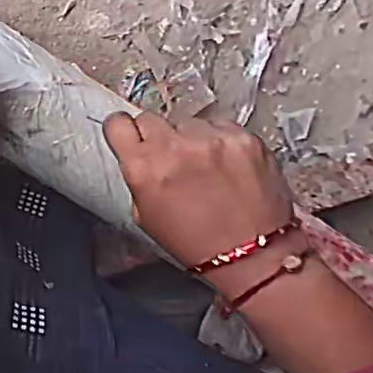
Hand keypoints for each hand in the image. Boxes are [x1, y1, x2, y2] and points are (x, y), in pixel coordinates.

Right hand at [101, 110, 296, 283]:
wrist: (252, 254)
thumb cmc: (194, 241)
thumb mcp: (144, 214)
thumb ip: (137, 174)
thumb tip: (137, 150)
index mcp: (143, 168)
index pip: (119, 123)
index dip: (122, 129)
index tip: (129, 134)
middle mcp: (175, 147)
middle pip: (151, 118)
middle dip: (156, 136)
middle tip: (168, 157)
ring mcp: (212, 140)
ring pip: (188, 122)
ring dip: (191, 138)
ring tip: (204, 166)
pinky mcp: (244, 139)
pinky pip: (220, 127)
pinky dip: (220, 141)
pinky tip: (226, 165)